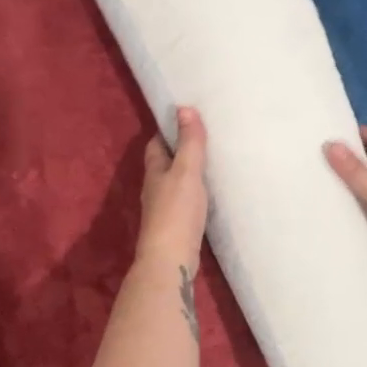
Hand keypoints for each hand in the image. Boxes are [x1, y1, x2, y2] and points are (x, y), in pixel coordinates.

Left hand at [137, 106, 207, 269]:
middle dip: (179, 150)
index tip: (187, 119)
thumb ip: (189, 142)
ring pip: (174, 182)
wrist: (170, 259)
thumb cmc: (177, 211)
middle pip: (165, 163)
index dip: (168, 130)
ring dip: (188, 172)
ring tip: (211, 162)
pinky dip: (194, 192)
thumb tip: (183, 107)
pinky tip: (209, 193)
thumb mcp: (186, 171)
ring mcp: (164, 208)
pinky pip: (184, 200)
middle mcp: (155, 187)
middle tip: (204, 137)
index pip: (157, 143)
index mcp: (154, 170)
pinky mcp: (175, 225)